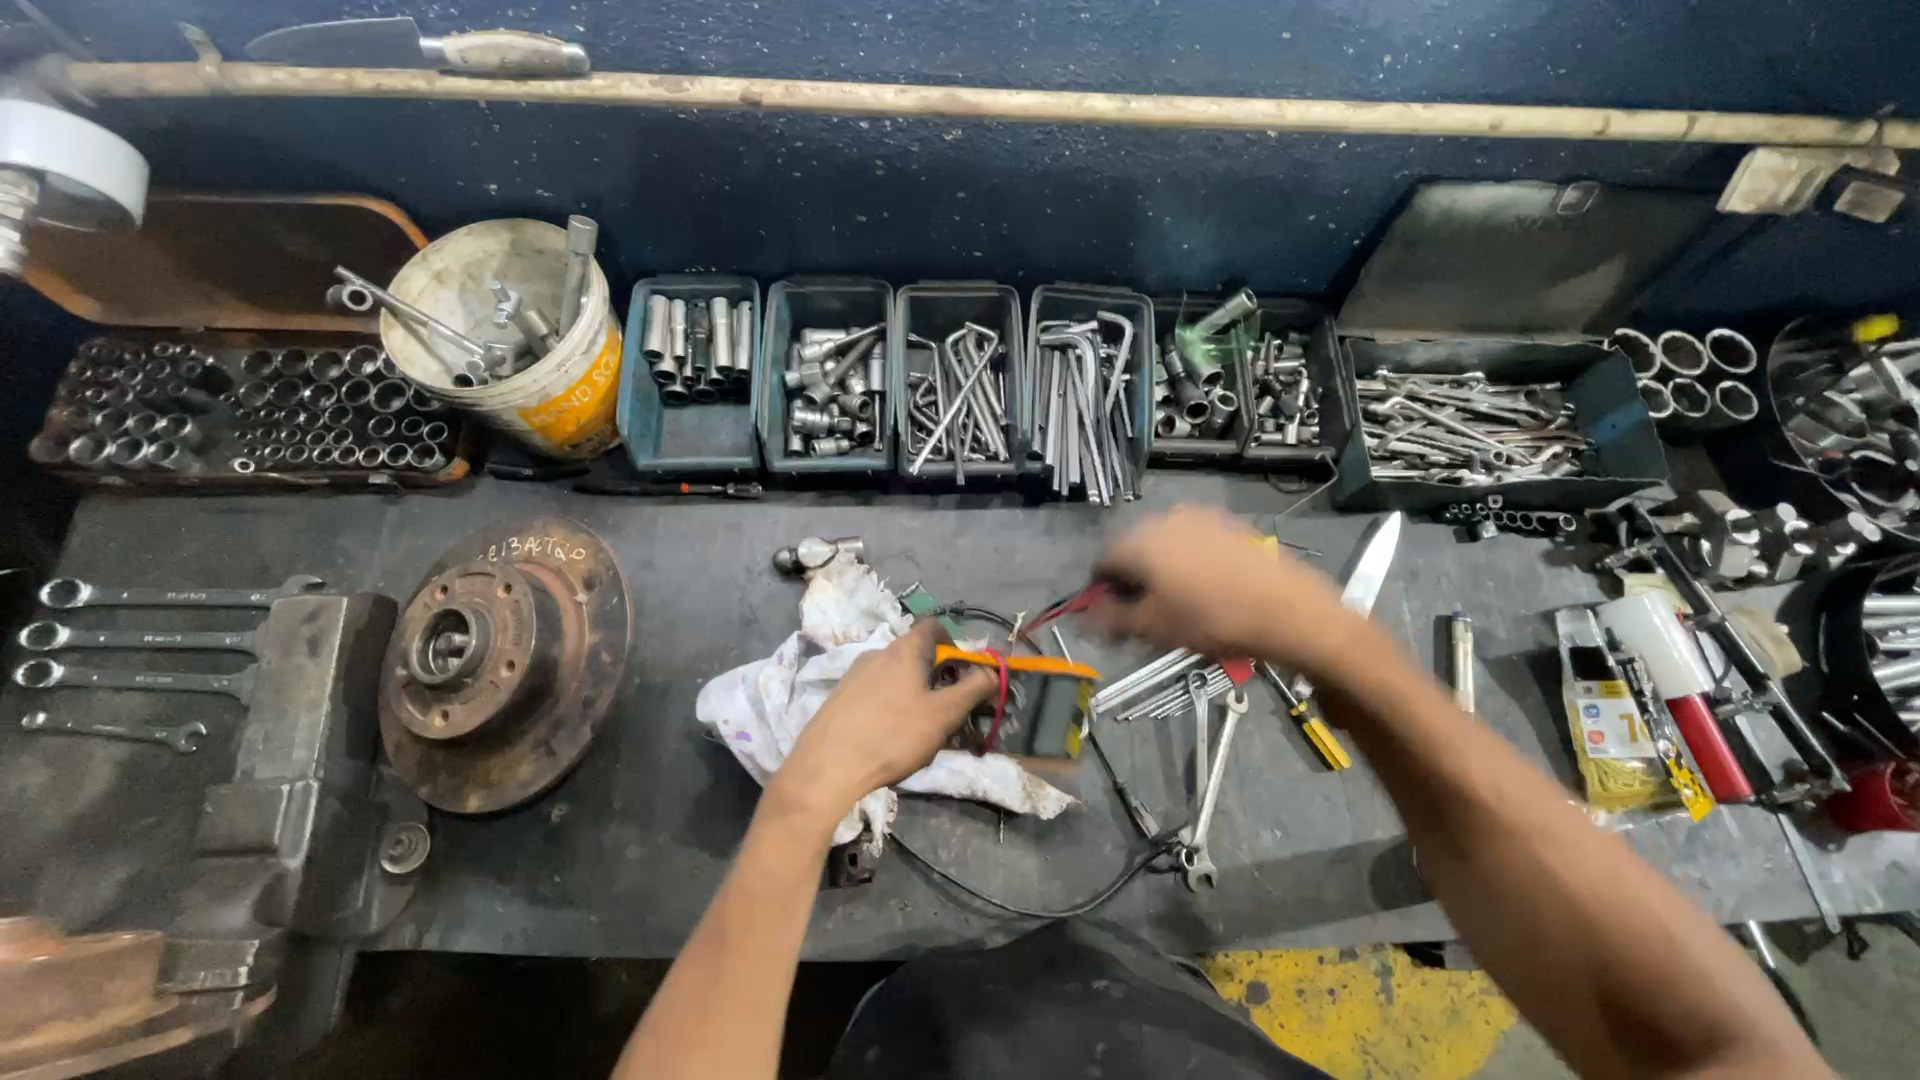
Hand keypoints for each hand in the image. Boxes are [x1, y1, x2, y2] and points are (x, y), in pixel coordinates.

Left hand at [769, 620, 996, 826]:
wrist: (827, 766)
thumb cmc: (893, 735)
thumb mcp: (943, 715)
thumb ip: (973, 689)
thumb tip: (991, 671)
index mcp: (904, 650)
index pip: (934, 627)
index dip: (954, 645)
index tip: (963, 674)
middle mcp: (877, 653)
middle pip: (916, 654)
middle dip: (937, 677)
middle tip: (948, 710)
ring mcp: (854, 674)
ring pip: (895, 675)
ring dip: (914, 693)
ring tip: (920, 730)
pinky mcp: (839, 697)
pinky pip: (875, 692)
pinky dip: (890, 705)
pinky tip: (889, 737)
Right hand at [1086, 504, 1369, 678]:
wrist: (1287, 610)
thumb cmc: (1211, 620)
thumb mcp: (1152, 627)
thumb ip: (1111, 618)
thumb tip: (1086, 613)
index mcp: (1138, 541)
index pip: (1101, 562)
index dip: (1100, 591)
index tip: (1112, 616)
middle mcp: (1164, 519)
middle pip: (1132, 549)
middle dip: (1131, 580)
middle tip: (1143, 613)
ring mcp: (1200, 517)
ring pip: (1164, 545)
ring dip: (1160, 570)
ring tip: (1176, 603)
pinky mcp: (1229, 524)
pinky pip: (1193, 543)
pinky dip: (1188, 563)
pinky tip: (1205, 589)